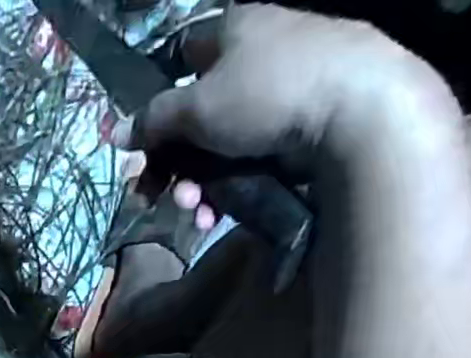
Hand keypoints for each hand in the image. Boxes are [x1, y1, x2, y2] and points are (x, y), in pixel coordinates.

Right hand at [120, 5, 462, 176]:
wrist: (358, 111)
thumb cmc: (267, 93)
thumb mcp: (196, 107)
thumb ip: (151, 121)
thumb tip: (112, 132)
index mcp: (230, 30)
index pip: (174, 58)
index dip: (151, 101)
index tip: (138, 142)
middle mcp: (253, 56)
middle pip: (192, 116)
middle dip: (171, 164)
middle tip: (157, 196)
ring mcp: (278, 94)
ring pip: (217, 147)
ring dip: (195, 185)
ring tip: (195, 210)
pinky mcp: (297, 130)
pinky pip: (246, 160)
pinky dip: (226, 188)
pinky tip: (218, 214)